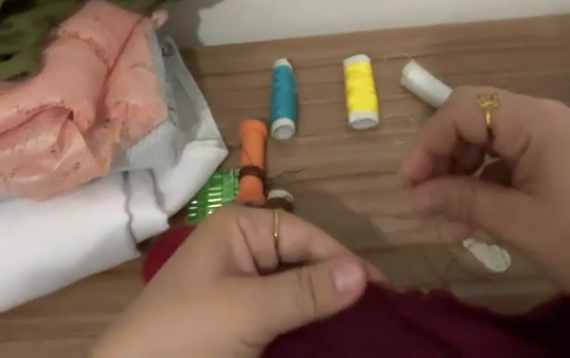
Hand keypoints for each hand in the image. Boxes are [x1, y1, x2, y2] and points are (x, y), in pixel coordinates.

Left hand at [93, 207, 383, 357]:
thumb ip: (304, 292)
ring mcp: (239, 286)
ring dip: (324, 308)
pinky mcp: (238, 321)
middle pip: (302, 259)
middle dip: (337, 284)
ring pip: (295, 289)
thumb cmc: (186, 334)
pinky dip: (306, 327)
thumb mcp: (247, 311)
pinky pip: (283, 315)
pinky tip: (331, 340)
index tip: (384, 291)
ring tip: (365, 327)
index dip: (343, 260)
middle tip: (382, 313)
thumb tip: (363, 274)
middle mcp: (241, 249)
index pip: (304, 235)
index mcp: (238, 229)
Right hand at [398, 87, 569, 308]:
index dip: (429, 142)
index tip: (409, 184)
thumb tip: (414, 197)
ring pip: (490, 138)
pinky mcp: (562, 159)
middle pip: (474, 117)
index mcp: (533, 119)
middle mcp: (541, 116)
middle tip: (424, 197)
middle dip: (443, 155)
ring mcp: (554, 136)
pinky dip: (489, 180)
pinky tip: (476, 217)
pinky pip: (512, 157)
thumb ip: (463, 201)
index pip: (462, 109)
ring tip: (447, 216)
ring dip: (464, 171)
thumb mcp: (520, 224)